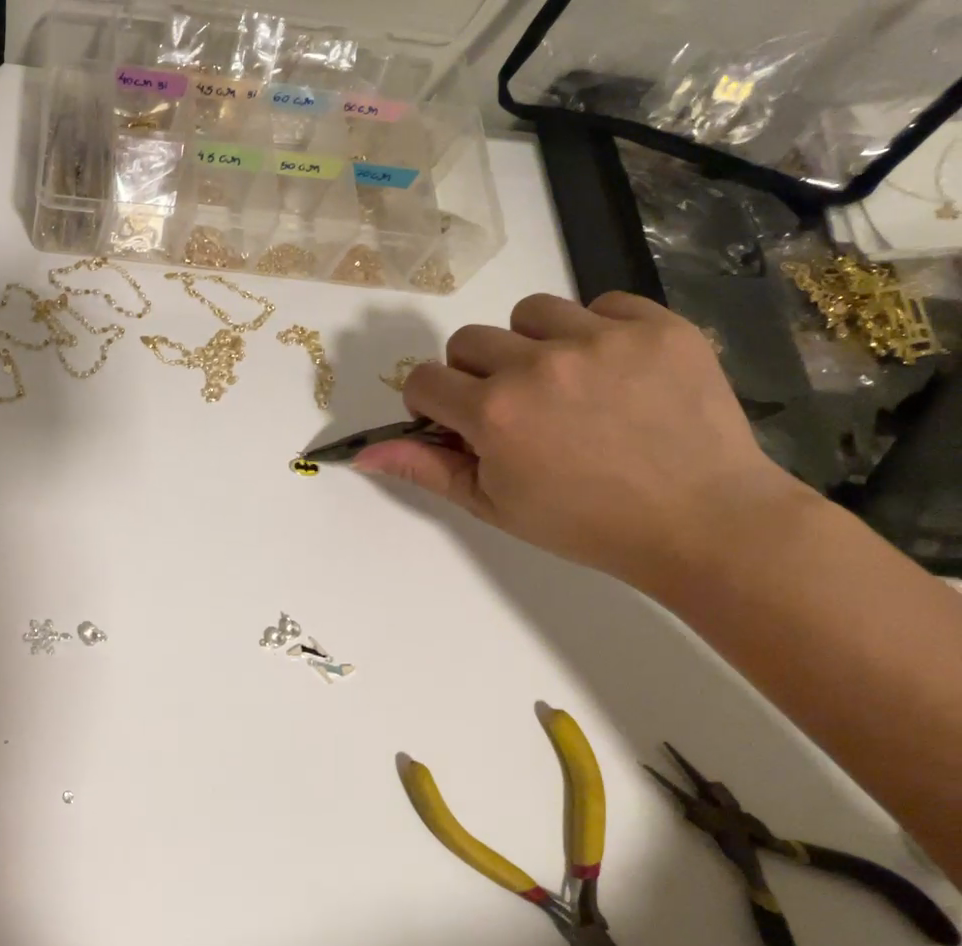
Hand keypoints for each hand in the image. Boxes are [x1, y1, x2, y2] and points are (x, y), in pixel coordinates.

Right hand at [355, 292, 807, 590]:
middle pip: (469, 340)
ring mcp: (602, 339)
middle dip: (474, 373)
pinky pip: (602, 303)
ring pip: (531, 312)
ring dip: (530, 344)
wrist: (702, 520)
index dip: (430, 404)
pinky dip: (595, 330)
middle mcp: (538, 364)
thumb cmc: (584, 523)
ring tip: (561, 381)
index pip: (424, 380)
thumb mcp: (492, 504)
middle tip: (510, 409)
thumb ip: (425, 469)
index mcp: (493, 412)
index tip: (456, 425)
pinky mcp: (658, 327)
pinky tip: (611, 369)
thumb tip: (362, 454)